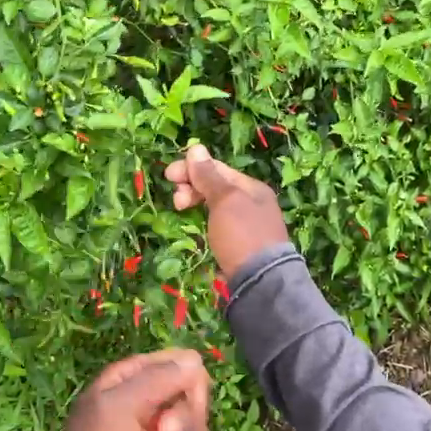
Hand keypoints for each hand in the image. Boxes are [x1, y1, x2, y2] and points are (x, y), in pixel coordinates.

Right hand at [162, 143, 291, 278]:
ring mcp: (246, 225)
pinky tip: (195, 226)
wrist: (261, 282)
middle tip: (176, 200)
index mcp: (251, 188)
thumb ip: (209, 176)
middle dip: (192, 187)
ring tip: (180, 210)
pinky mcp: (239, 245)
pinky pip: (216, 224)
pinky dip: (203, 220)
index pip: (217, 169)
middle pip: (215, 187)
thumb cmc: (242, 234)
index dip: (192, 169)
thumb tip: (195, 148)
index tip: (169, 175)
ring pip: (214, 206)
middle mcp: (251, 203)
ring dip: (195, 202)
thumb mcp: (225, 200)